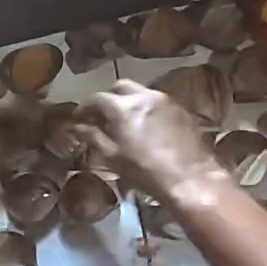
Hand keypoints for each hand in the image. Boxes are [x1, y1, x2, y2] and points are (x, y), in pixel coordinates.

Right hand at [75, 79, 225, 197]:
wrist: (190, 178)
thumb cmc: (144, 170)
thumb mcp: (111, 156)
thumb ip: (91, 136)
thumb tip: (76, 127)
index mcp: (122, 108)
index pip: (96, 98)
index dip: (84, 107)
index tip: (78, 118)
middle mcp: (144, 96)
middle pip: (120, 87)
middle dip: (107, 98)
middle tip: (100, 114)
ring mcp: (166, 101)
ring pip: (140, 92)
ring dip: (127, 101)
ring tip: (122, 120)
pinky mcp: (181, 109)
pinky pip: (157, 102)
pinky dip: (145, 108)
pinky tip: (144, 126)